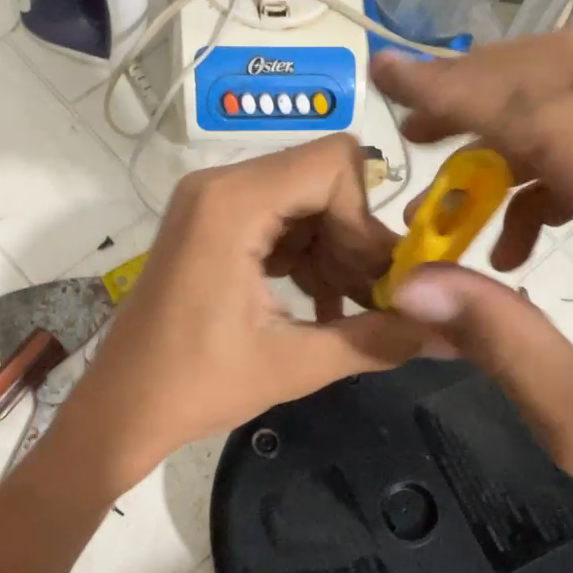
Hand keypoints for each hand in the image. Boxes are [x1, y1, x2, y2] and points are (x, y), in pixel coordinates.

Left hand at [62, 135, 421, 490]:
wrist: (122, 410)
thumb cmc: (196, 385)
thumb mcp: (295, 365)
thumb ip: (377, 341)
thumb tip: (451, 335)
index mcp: (233, 203)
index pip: (335, 163)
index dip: (368, 219)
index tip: (378, 279)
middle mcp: (220, 186)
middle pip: (322, 181)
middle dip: (357, 241)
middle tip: (376, 302)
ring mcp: (212, 205)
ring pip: (306, 204)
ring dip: (337, 255)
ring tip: (353, 313)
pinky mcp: (211, 228)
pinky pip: (280, 224)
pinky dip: (309, 261)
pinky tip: (325, 310)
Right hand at [372, 27, 572, 545]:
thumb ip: (501, 344)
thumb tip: (410, 282)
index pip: (560, 119)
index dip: (464, 93)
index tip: (386, 78)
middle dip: (493, 76)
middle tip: (419, 118)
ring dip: (526, 108)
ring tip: (459, 179)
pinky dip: (563, 152)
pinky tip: (525, 229)